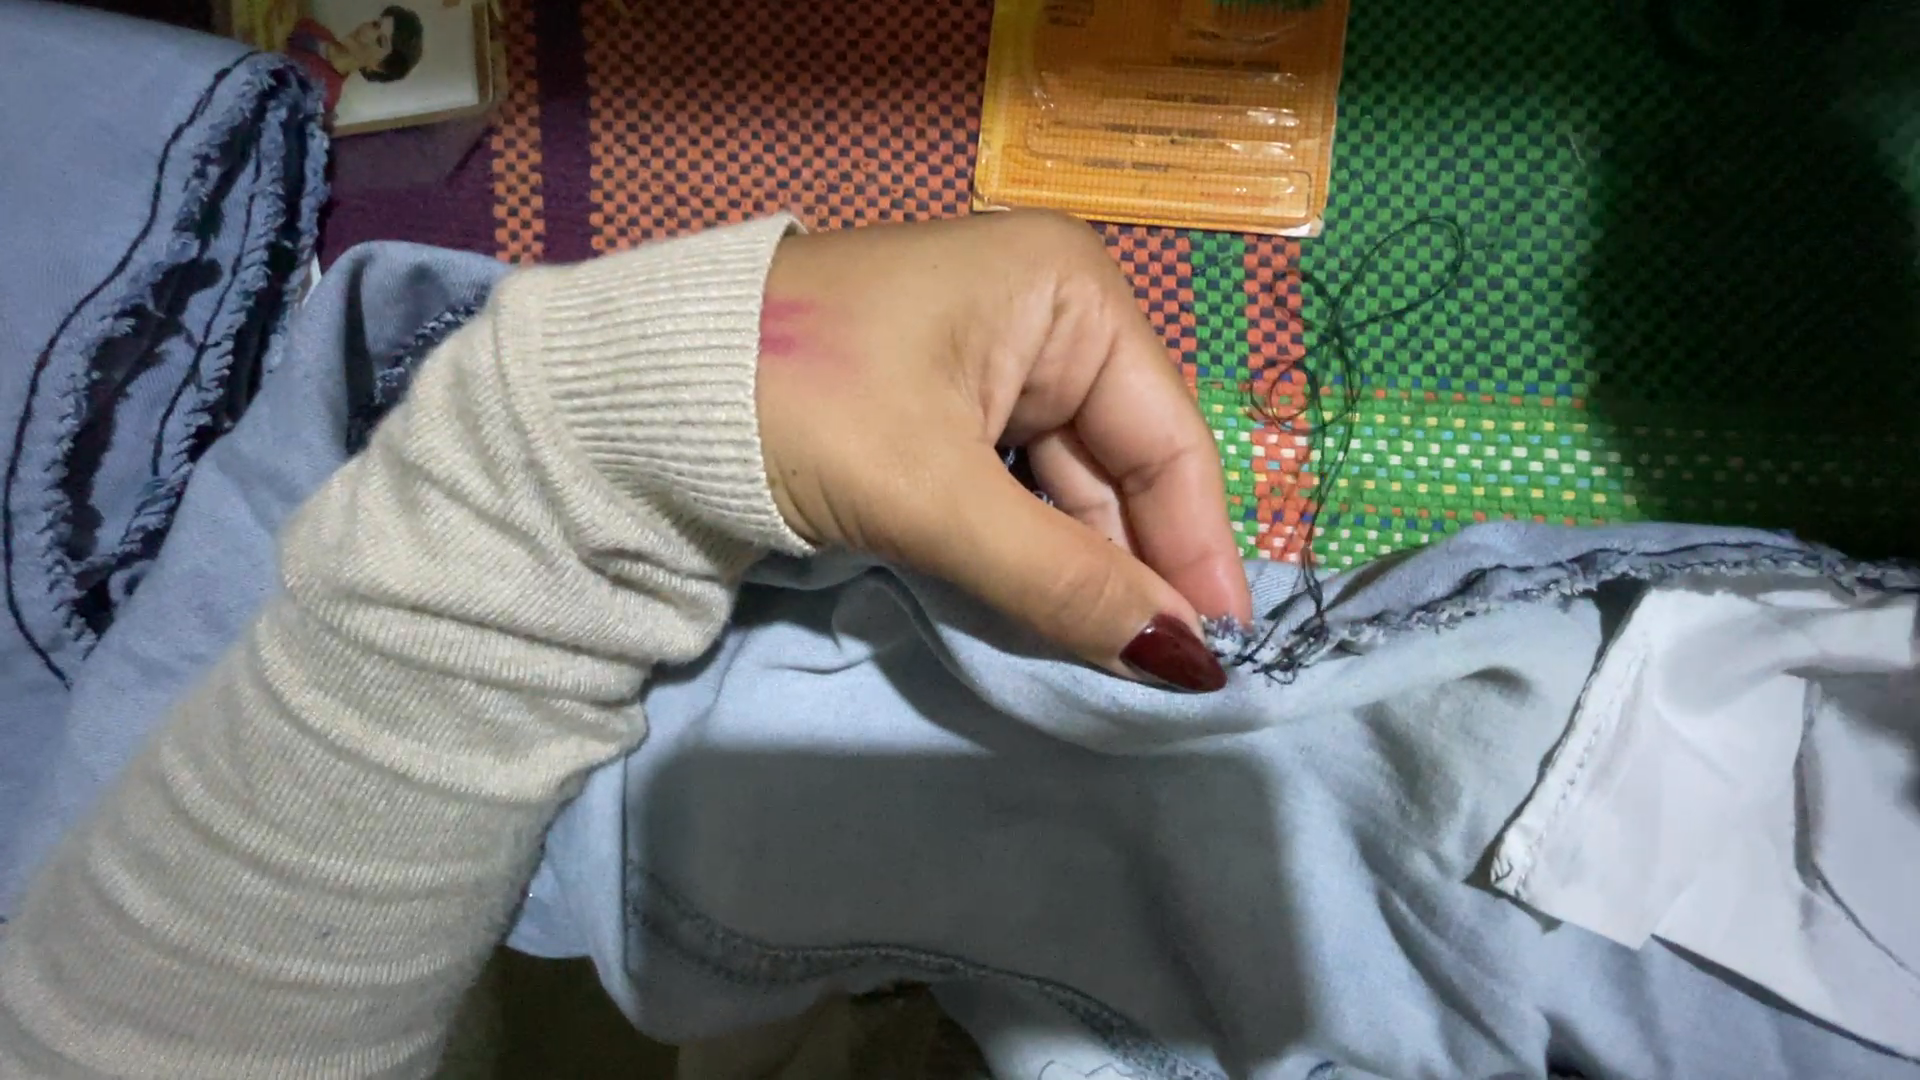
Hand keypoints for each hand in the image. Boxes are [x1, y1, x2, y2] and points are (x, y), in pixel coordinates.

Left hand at [755, 212, 1252, 690]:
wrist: (636, 394)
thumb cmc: (797, 402)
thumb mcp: (936, 492)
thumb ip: (1060, 577)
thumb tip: (1181, 659)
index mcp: (1067, 294)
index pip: (1167, 436)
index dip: (1197, 548)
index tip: (1222, 648)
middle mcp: (1045, 322)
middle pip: (1122, 467)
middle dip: (1136, 569)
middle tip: (1163, 673)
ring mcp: (995, 370)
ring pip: (1068, 491)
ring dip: (1083, 572)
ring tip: (1112, 656)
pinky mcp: (949, 417)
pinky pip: (1016, 498)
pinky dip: (1030, 558)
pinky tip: (1052, 613)